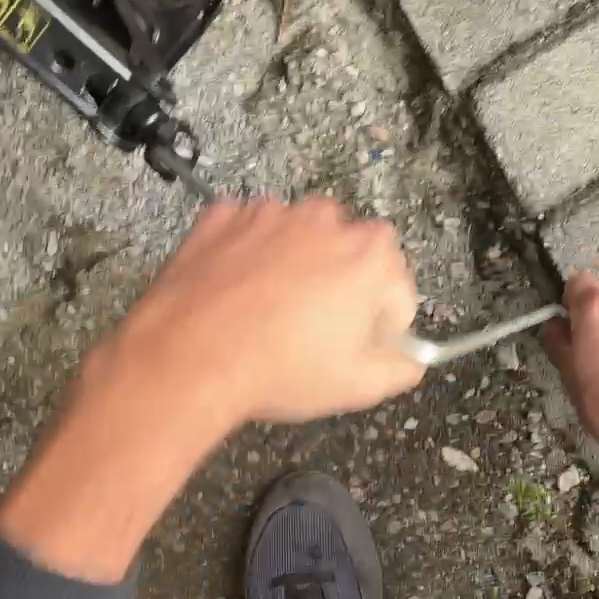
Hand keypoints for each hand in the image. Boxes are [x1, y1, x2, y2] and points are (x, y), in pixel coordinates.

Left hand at [0, 198, 422, 580]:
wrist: (188, 358)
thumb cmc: (279, 370)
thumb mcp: (359, 386)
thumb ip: (402, 368)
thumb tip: (410, 360)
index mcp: (370, 254)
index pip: (398, 290)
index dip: (382, 326)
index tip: (358, 347)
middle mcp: (325, 219)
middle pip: (350, 257)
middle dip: (341, 290)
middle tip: (313, 336)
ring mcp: (270, 212)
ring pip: (299, 243)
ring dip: (295, 271)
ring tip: (269, 319)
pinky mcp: (224, 217)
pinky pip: (250, 237)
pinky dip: (250, 260)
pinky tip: (238, 299)